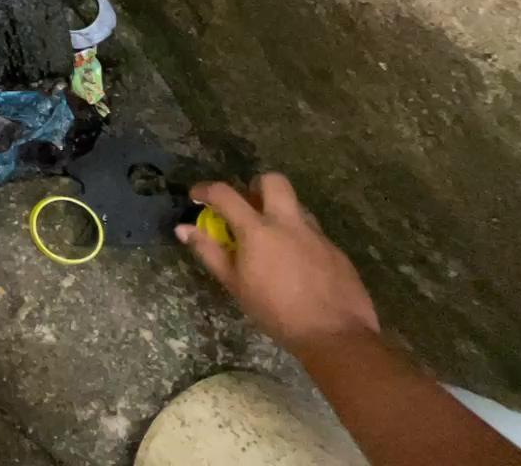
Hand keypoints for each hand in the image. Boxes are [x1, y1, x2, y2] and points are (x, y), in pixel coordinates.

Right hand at [179, 173, 379, 351]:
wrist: (338, 339)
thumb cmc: (276, 311)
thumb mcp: (234, 283)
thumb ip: (208, 251)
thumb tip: (183, 228)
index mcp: (258, 230)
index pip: (225, 194)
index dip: (206, 189)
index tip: (196, 196)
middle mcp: (289, 225)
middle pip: (274, 181)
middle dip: (256, 186)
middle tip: (247, 206)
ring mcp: (318, 237)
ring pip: (297, 207)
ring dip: (279, 213)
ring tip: (271, 239)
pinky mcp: (338, 253)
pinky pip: (314, 234)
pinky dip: (298, 240)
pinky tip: (297, 266)